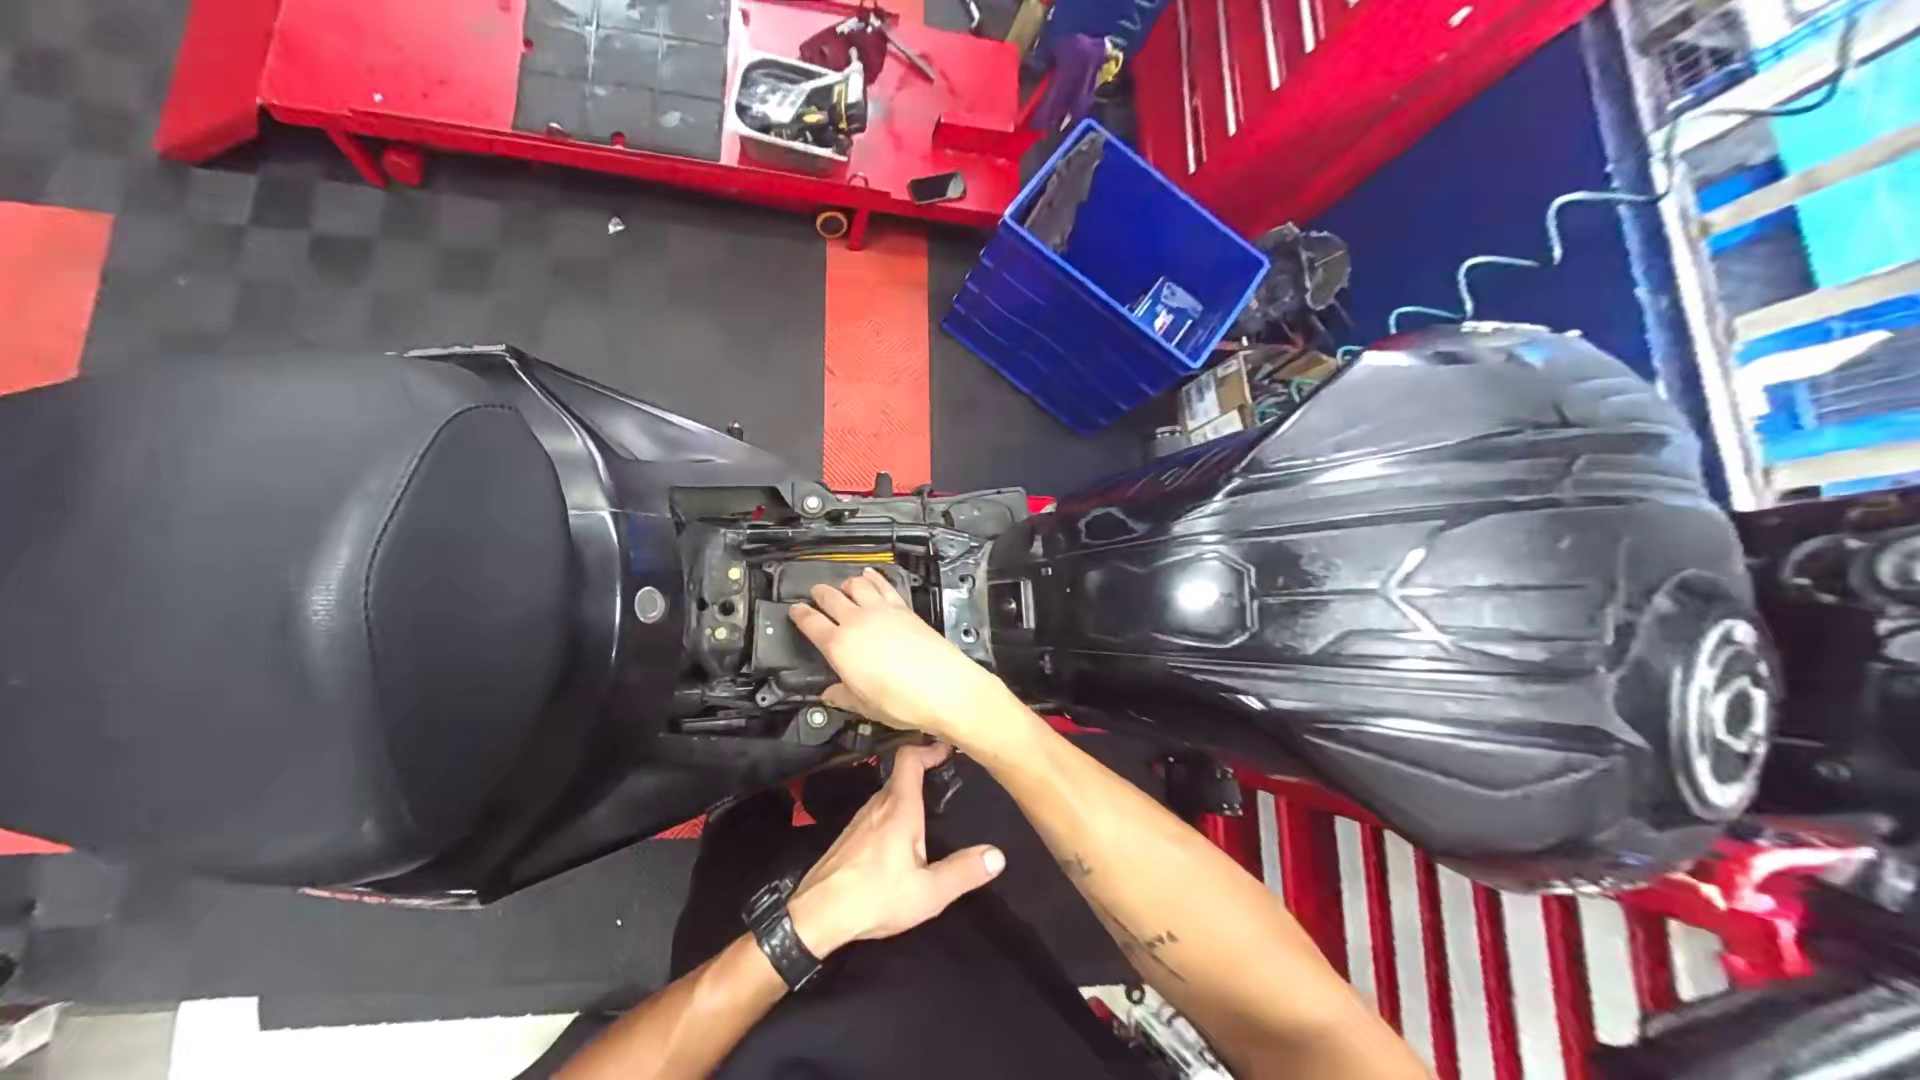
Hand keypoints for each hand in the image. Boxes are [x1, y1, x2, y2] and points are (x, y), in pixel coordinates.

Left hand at [787, 744, 1005, 956]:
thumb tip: (998, 855)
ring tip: (931, 803)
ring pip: (888, 793)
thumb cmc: (874, 897)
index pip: (910, 759)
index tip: (949, 750)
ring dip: (909, 790)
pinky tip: (903, 834)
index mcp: (899, 808)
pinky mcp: (850, 836)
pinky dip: (895, 808)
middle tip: (948, 777)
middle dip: (925, 770)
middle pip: (901, 774)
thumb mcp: (928, 892)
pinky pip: (877, 810)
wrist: (816, 916)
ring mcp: (860, 819)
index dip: (929, 748)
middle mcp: (878, 805)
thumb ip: (963, 872)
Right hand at [788, 568, 1022, 746]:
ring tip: (843, 585)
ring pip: (857, 584)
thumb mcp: (864, 706)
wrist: (945, 688)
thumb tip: (830, 694)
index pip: (810, 623)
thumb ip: (843, 695)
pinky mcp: (904, 608)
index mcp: (839, 646)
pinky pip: (884, 586)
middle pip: (831, 597)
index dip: (800, 614)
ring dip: (846, 583)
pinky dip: (875, 578)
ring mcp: (882, 611)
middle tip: (815, 593)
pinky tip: (871, 575)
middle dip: (820, 593)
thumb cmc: (902, 701)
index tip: (796, 610)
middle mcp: (857, 622)